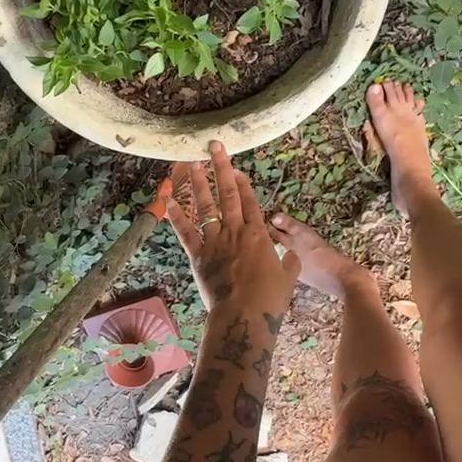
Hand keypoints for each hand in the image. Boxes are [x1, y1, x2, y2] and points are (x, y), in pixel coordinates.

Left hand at [162, 141, 299, 312]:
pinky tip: (168, 199)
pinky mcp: (198, 255)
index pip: (250, 202)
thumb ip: (289, 263)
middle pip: (228, 193)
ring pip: (205, 206)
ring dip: (198, 183)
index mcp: (258, 235)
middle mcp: (236, 231)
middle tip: (215, 146)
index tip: (237, 169)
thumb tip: (293, 256)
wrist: (244, 315)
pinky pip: (185, 230)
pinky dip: (176, 215)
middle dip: (221, 167)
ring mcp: (215, 241)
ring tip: (192, 163)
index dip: (243, 184)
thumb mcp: (288, 279)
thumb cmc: (269, 299)